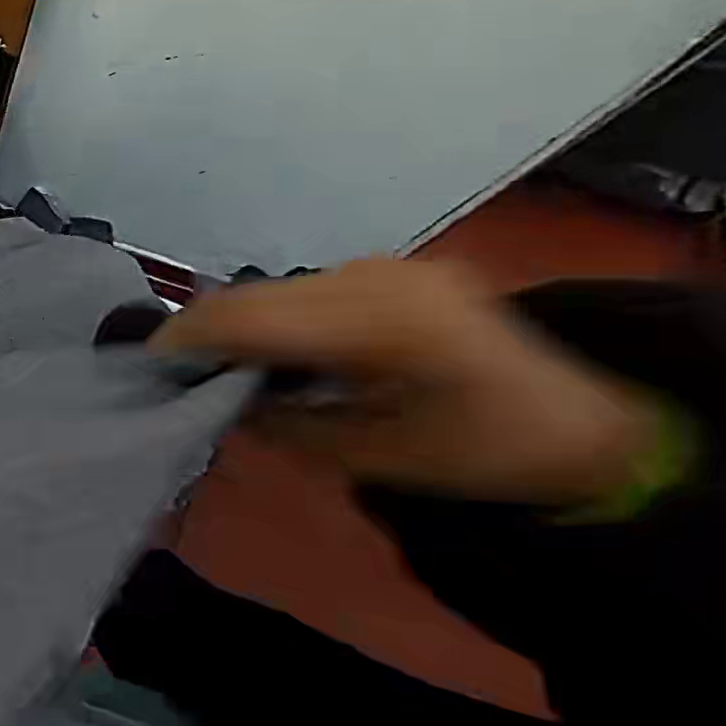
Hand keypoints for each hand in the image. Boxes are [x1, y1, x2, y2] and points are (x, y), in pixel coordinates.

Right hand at [151, 259, 655, 505]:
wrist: (579, 423)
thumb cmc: (481, 456)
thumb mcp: (370, 457)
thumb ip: (282, 423)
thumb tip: (215, 399)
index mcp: (384, 323)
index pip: (253, 314)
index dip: (188, 335)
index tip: (146, 365)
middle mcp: (379, 278)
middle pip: (253, 294)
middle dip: (200, 331)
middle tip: (170, 373)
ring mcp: (384, 268)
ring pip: (270, 290)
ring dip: (231, 324)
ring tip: (209, 367)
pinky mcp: (384, 272)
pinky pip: (298, 292)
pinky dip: (264, 319)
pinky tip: (262, 353)